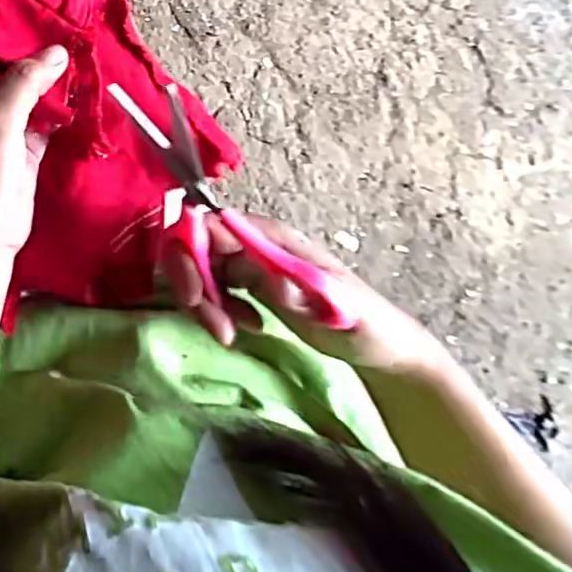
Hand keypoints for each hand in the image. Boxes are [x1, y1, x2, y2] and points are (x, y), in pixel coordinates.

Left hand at [0, 46, 68, 265]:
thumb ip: (22, 87)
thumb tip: (58, 51)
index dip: (22, 43)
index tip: (54, 21)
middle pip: (18, 80)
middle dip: (42, 63)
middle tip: (78, 36)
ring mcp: (7, 135)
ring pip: (34, 101)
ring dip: (54, 86)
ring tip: (85, 58)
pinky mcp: (26, 155)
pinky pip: (46, 125)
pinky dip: (62, 113)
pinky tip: (80, 96)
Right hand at [161, 212, 458, 380]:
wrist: (382, 346)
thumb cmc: (367, 325)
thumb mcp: (341, 311)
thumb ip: (300, 290)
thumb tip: (259, 271)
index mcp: (272, 237)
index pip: (209, 225)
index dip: (190, 253)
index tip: (194, 297)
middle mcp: (254, 240)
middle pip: (195, 244)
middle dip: (191, 282)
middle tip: (216, 327)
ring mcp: (249, 260)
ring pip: (199, 265)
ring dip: (202, 300)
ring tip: (230, 334)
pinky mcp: (247, 281)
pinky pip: (212, 285)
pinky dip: (215, 308)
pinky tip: (242, 328)